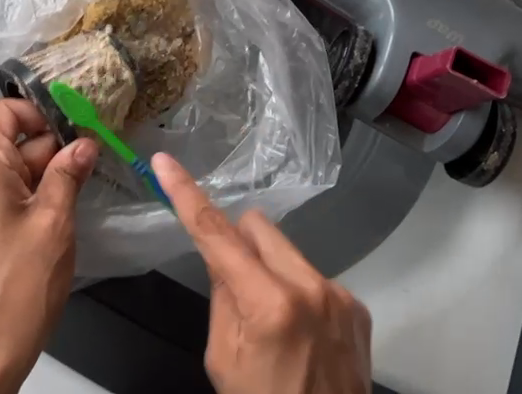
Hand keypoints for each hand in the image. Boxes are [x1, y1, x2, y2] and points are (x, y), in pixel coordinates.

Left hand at [0, 99, 98, 393]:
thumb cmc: (23, 282)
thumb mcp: (54, 223)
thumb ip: (68, 175)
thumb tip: (86, 142)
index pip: (3, 112)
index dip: (37, 111)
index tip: (73, 125)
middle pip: (17, 140)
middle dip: (55, 143)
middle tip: (96, 152)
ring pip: (21, 165)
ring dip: (54, 168)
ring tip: (90, 175)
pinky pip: (18, 189)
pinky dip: (44, 188)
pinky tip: (71, 198)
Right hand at [153, 152, 372, 393]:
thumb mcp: (224, 358)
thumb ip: (221, 297)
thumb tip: (222, 257)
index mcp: (268, 304)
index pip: (215, 234)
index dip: (186, 195)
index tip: (165, 163)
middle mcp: (309, 287)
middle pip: (257, 227)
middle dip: (239, 244)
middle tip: (234, 285)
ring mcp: (338, 295)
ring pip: (286, 250)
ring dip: (270, 269)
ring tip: (274, 320)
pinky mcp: (356, 306)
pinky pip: (313, 276)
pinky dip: (298, 291)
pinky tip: (302, 332)